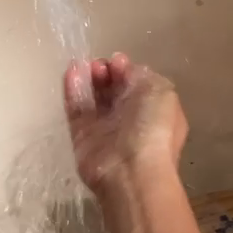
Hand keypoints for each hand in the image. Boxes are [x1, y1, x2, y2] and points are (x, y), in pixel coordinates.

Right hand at [63, 53, 188, 193]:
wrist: (130, 171)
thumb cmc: (153, 127)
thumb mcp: (160, 90)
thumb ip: (141, 75)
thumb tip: (123, 68)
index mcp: (154, 109)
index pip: (137, 84)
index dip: (126, 69)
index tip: (117, 61)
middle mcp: (130, 119)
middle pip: (114, 89)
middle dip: (106, 72)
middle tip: (100, 66)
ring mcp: (104, 128)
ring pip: (93, 97)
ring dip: (89, 78)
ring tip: (85, 65)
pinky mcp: (81, 136)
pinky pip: (76, 108)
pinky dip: (73, 88)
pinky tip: (72, 71)